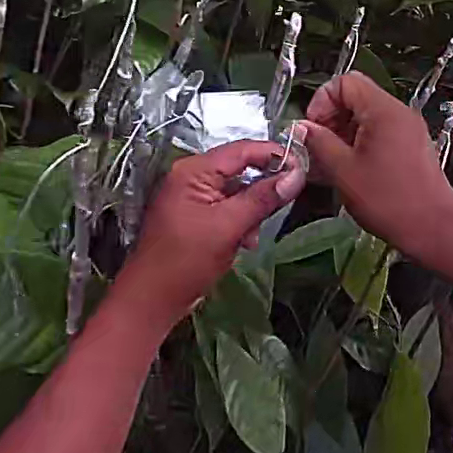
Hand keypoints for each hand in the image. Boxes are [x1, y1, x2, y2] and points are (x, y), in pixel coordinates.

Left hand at [117, 139, 304, 325]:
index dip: (274, 155)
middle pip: (240, 168)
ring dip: (252, 209)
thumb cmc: (186, 260)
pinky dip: (240, 220)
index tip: (302, 167)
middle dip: (263, 187)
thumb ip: (264, 197)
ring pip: (236, 189)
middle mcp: (191, 176)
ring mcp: (191, 195)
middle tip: (286, 200)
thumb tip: (297, 175)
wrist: (149, 302)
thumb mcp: (229, 226)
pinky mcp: (194, 214)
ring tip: (253, 235)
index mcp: (194, 171)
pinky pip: (227, 206)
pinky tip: (244, 241)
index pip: (243, 150)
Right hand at [299, 72, 452, 258]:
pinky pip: (381, 131)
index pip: (345, 82)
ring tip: (331, 162)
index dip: (322, 101)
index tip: (313, 130)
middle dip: (331, 117)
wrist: (434, 227)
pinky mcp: (413, 144)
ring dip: (344, 132)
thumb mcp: (344, 171)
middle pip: (357, 96)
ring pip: (367, 115)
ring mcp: (409, 127)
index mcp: (383, 110)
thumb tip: (302, 128)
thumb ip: (319, 143)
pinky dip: (361, 142)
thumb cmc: (387, 199)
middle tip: (318, 148)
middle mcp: (399, 111)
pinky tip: (351, 169)